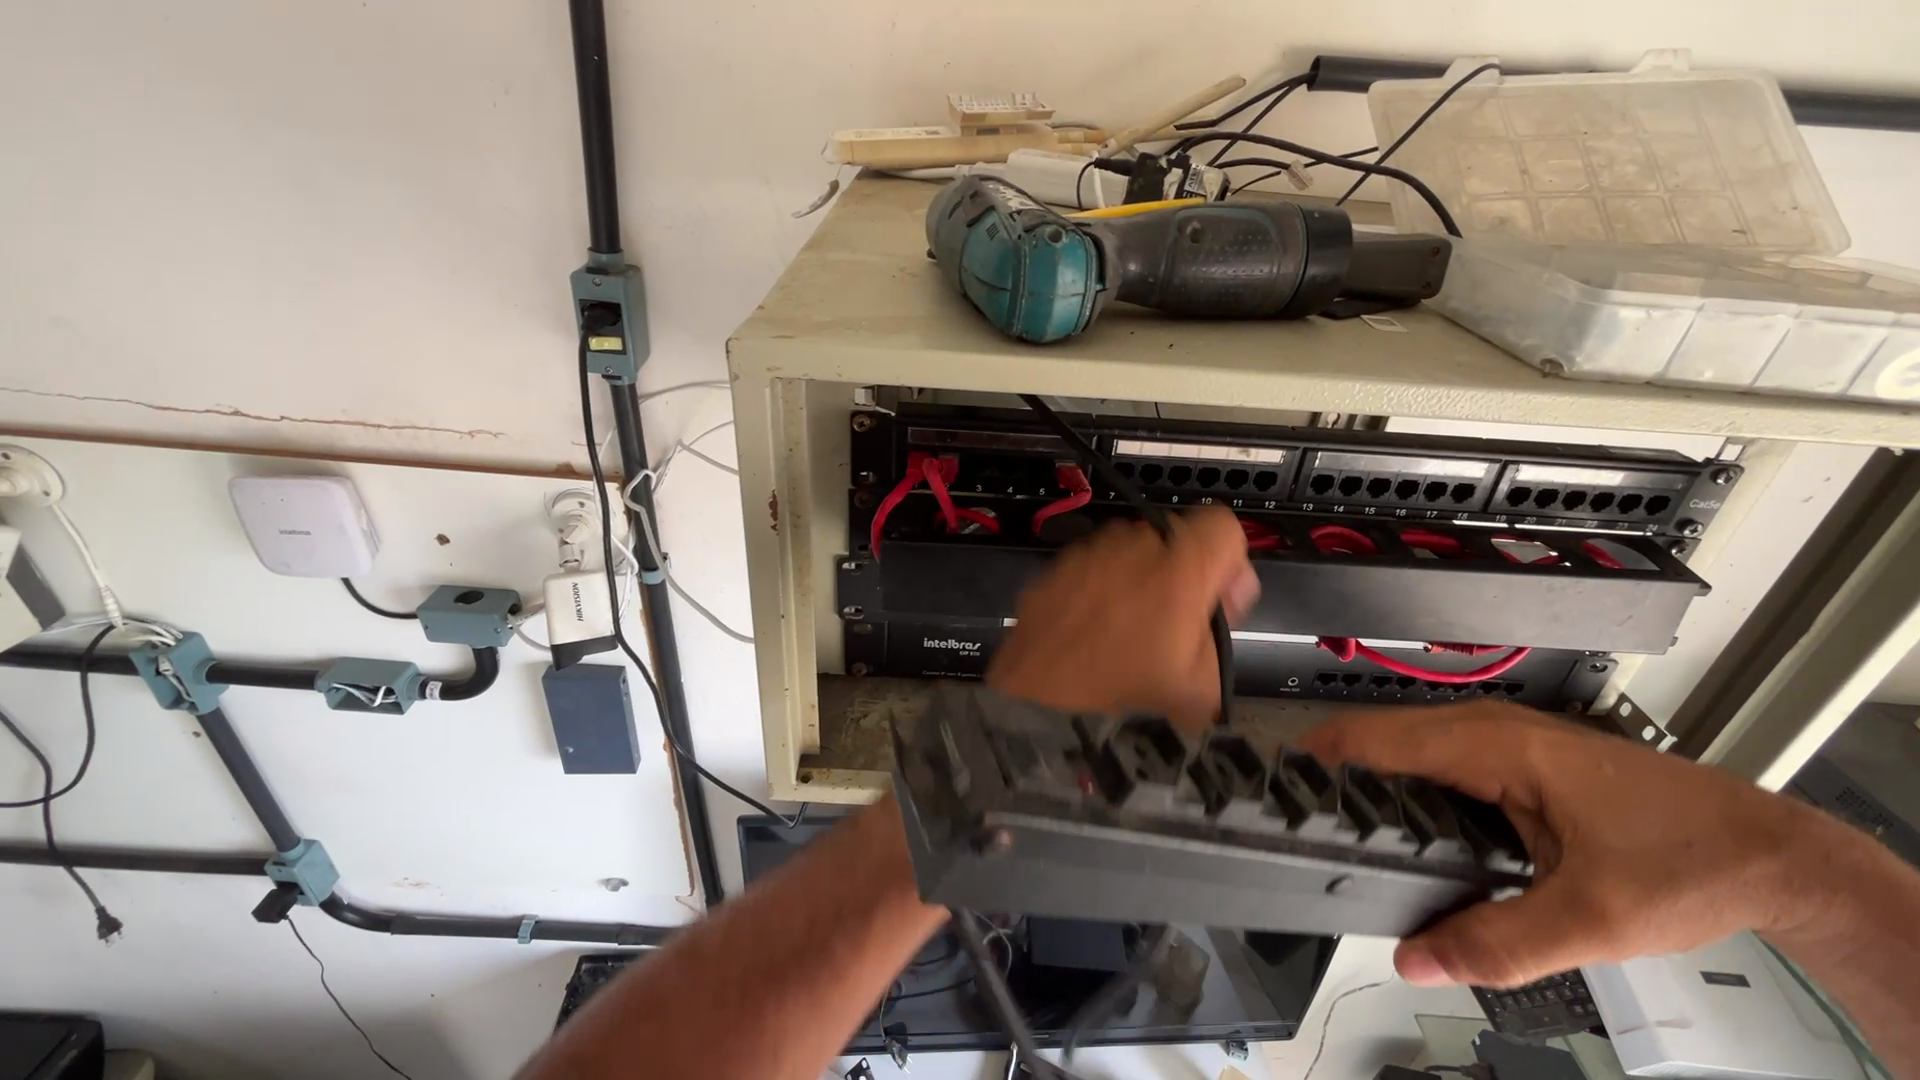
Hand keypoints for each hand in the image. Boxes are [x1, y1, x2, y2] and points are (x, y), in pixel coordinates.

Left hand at [986, 506, 1257, 730]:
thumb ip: (1227, 636)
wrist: (1037, 682)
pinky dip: (1103, 584)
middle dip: (1184, 572)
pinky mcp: (1063, 560)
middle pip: (1179, 539)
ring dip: (1141, 578)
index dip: (1228, 559)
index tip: (1217, 594)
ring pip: (1136, 550)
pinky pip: (1097, 563)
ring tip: (1130, 627)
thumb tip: (1228, 603)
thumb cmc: (1121, 678)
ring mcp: (1096, 546)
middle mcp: (1139, 541)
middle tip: (1175, 619)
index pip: (1225, 525)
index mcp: (1183, 562)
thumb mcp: (1197, 682)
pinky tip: (1095, 623)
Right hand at [1299, 702, 1854, 988]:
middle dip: (1326, 774)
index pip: (1372, 738)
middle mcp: (1483, 728)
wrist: (1767, 851)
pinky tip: (1383, 825)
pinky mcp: (1502, 756)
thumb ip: (1497, 941)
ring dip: (1358, 780)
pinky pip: (1425, 762)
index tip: (1267, 787)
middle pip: (1374, 738)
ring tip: (1318, 823)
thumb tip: (1413, 958)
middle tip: (1283, 819)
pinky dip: (1393, 786)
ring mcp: (1493, 738)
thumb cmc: (1690, 864)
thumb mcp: (1594, 918)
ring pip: (1398, 748)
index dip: (1316, 760)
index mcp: (1492, 745)